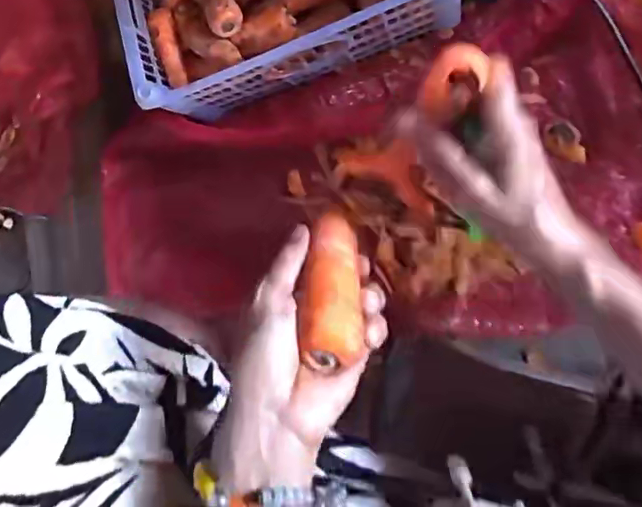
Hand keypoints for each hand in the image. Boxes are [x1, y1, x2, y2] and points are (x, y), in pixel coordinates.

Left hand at [211, 226, 387, 490]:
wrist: (280, 413)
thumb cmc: (264, 352)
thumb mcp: (269, 300)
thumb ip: (287, 265)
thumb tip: (303, 228)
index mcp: (289, 295)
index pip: (313, 265)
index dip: (329, 250)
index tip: (344, 235)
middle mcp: (314, 311)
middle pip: (342, 282)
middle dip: (355, 271)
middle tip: (364, 265)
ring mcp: (337, 333)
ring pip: (361, 304)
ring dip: (370, 296)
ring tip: (369, 296)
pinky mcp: (356, 358)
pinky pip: (372, 335)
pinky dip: (377, 327)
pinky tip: (372, 326)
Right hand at [392, 57, 598, 275]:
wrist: (556, 244)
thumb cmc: (516, 219)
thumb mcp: (473, 191)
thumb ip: (439, 153)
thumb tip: (403, 117)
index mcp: (508, 124)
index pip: (490, 71)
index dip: (457, 71)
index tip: (430, 92)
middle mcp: (513, 118)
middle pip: (472, 90)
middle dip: (443, 105)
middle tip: (425, 138)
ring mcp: (513, 128)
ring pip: (471, 108)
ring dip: (449, 124)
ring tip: (439, 157)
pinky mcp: (510, 140)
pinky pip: (476, 124)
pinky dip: (460, 136)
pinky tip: (456, 166)